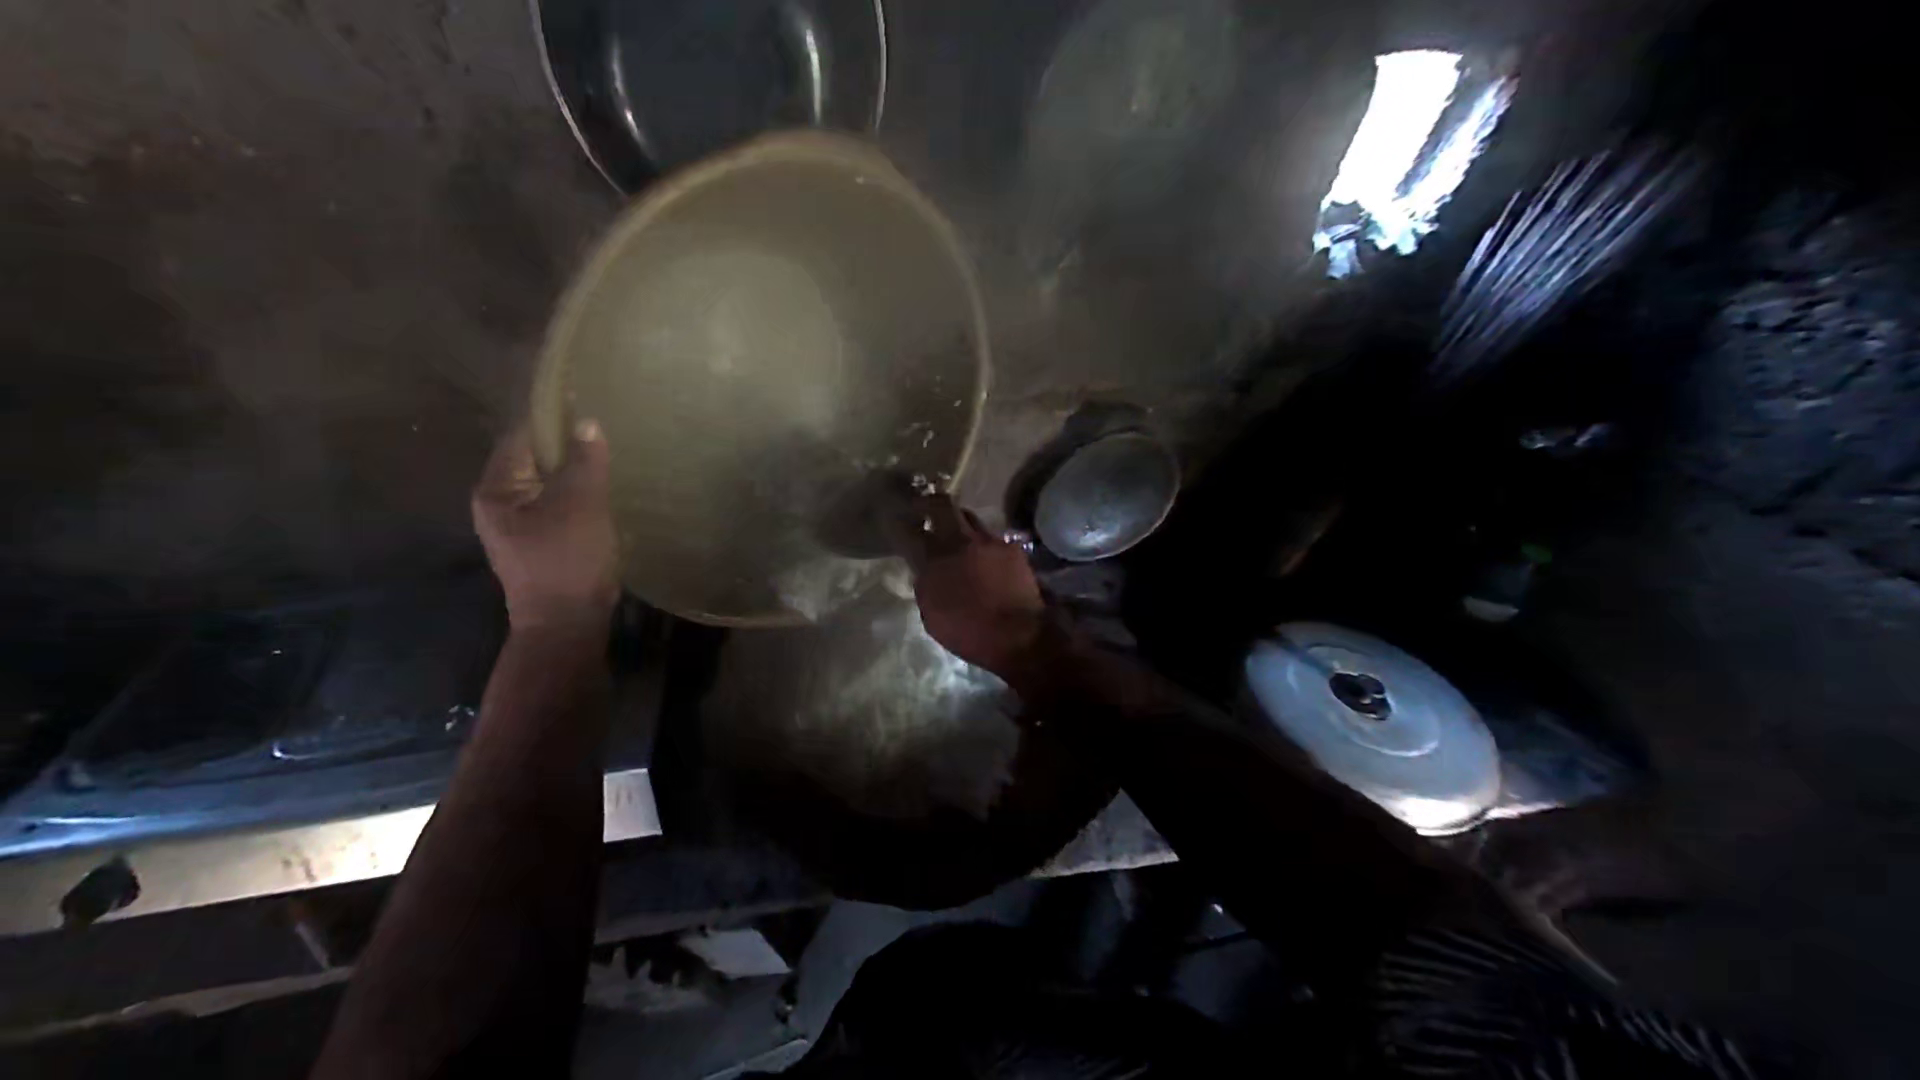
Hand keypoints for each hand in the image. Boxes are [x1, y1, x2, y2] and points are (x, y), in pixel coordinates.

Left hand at [473, 419, 619, 635]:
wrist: (567, 624)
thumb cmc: (568, 560)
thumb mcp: (581, 504)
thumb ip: (584, 461)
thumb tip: (588, 424)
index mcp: (496, 490)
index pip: (521, 438)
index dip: (553, 421)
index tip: (587, 409)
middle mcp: (500, 504)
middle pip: (535, 462)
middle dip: (568, 450)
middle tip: (606, 440)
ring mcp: (520, 527)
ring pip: (550, 486)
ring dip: (577, 476)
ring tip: (609, 466)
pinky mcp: (541, 544)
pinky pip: (560, 507)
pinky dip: (580, 498)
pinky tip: (604, 498)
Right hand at [888, 494, 1045, 676]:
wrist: (1018, 636)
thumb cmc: (969, 632)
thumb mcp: (932, 615)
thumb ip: (926, 586)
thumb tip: (925, 572)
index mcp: (934, 560)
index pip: (910, 531)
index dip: (901, 523)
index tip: (897, 519)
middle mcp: (960, 541)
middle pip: (942, 506)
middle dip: (930, 503)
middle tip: (925, 508)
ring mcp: (989, 541)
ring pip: (970, 517)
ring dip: (959, 521)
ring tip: (957, 532)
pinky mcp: (1012, 548)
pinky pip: (993, 537)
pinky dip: (984, 543)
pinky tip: (985, 556)